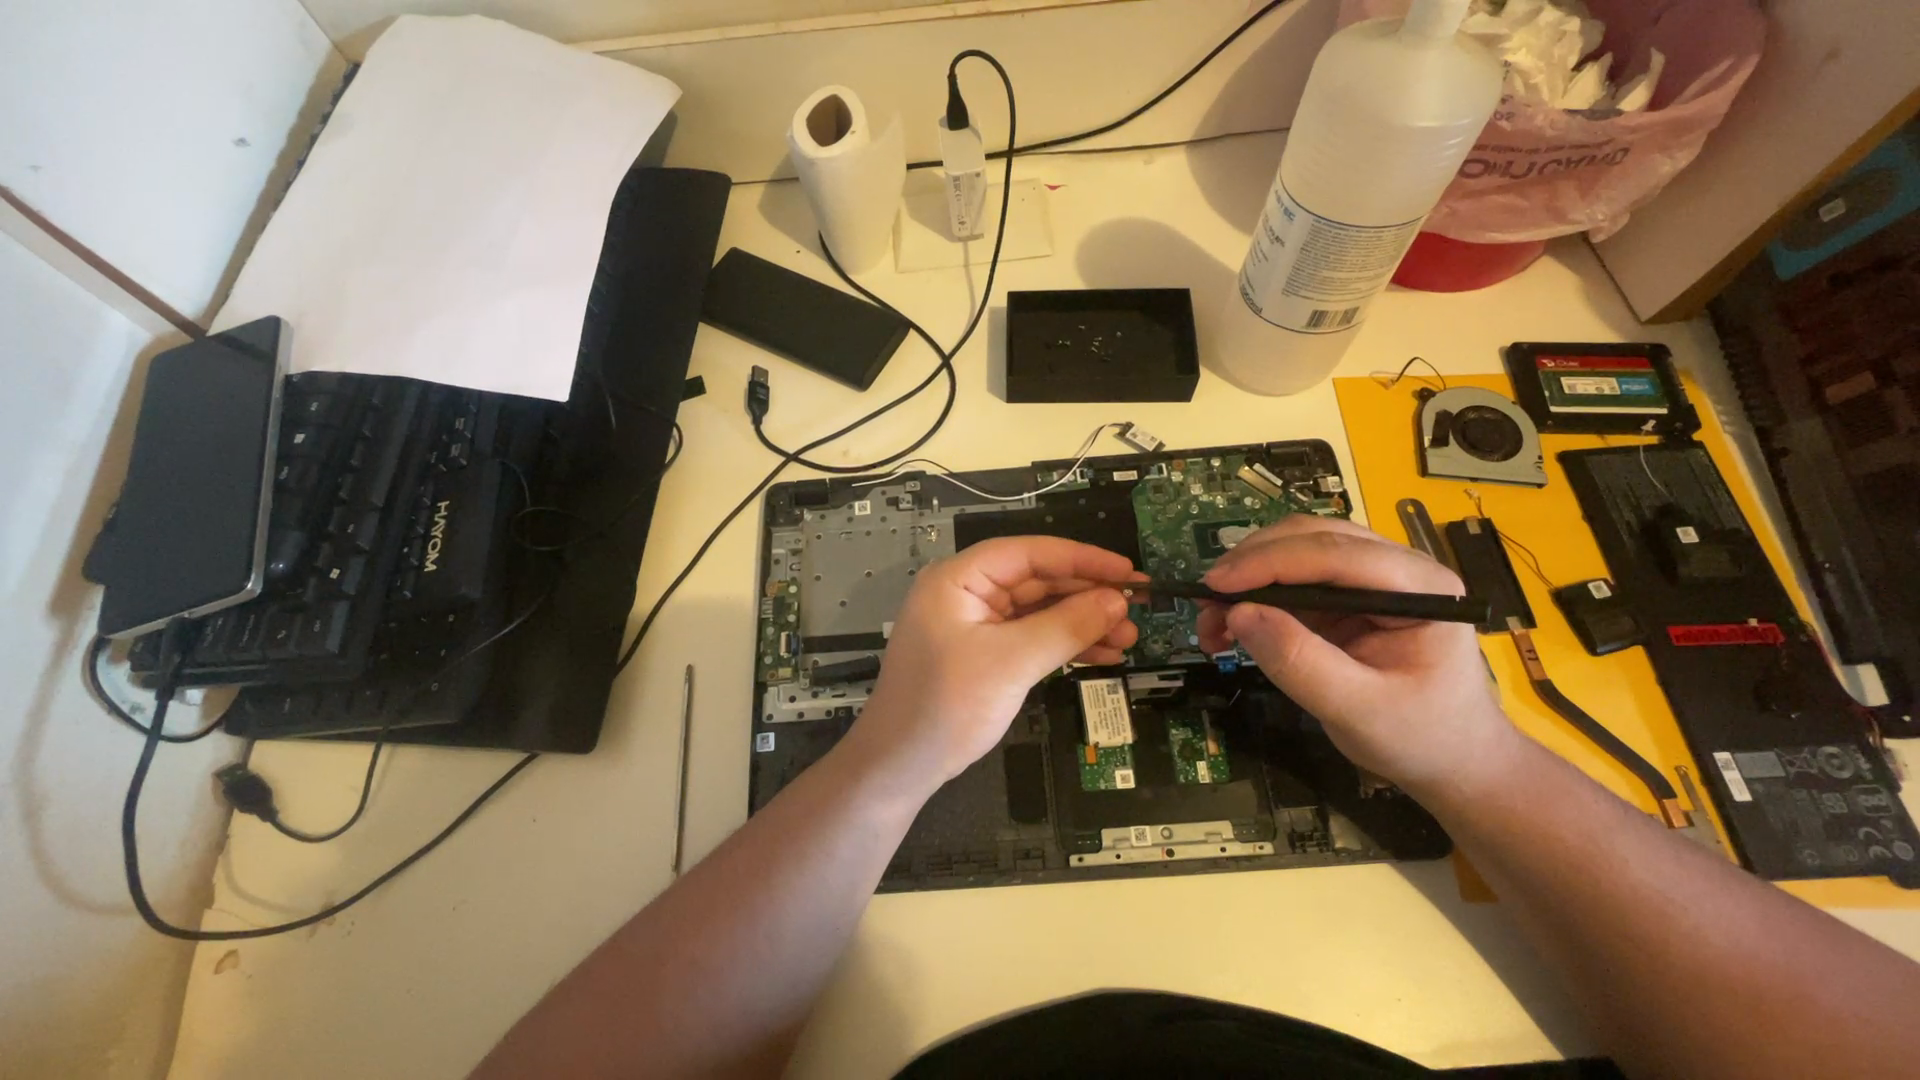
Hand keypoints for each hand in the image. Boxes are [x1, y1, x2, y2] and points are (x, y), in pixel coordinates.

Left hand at [847, 536, 1137, 794]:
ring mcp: (975, 624)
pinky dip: (1065, 645)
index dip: (1081, 558)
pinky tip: (1103, 654)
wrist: (900, 766)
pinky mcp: (984, 653)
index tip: (1126, 571)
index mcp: (959, 579)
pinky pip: (1032, 637)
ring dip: (1083, 623)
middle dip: (1087, 595)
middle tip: (1137, 607)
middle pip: (1037, 580)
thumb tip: (1116, 601)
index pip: (1029, 553)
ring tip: (1128, 638)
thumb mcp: (1011, 663)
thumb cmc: (946, 706)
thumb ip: (1065, 627)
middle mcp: (967, 593)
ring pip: (1040, 611)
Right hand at [1196, 516, 1518, 797]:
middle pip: (1312, 539)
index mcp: (1421, 588)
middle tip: (1205, 602)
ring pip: (1296, 553)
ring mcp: (1372, 580)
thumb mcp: (1357, 709)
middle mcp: (1398, 569)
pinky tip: (1230, 626)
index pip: (1337, 554)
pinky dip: (1256, 598)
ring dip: (1248, 578)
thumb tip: (1238, 614)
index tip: (1216, 585)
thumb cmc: (1419, 738)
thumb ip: (1299, 661)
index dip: (1270, 562)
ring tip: (1211, 620)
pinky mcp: (1348, 599)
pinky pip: (1293, 583)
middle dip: (1252, 565)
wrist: (1453, 762)